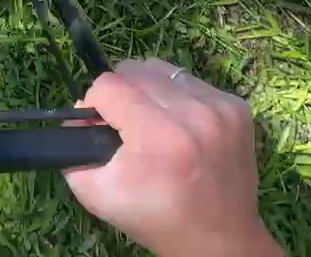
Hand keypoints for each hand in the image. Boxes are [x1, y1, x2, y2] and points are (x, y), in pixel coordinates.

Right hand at [64, 58, 281, 256]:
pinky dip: (176, 96)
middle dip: (122, 95)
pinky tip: (181, 124)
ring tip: (155, 122)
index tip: (105, 128)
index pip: (107, 85)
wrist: (222, 242)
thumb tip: (80, 110)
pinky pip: (187, 80)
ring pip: (159, 70)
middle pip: (133, 71)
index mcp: (159, 135)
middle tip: (128, 126)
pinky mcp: (236, 108)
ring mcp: (219, 108)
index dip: (97, 104)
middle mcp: (194, 114)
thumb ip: (74, 147)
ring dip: (149, 90)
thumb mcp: (98, 193)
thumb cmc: (157, 218)